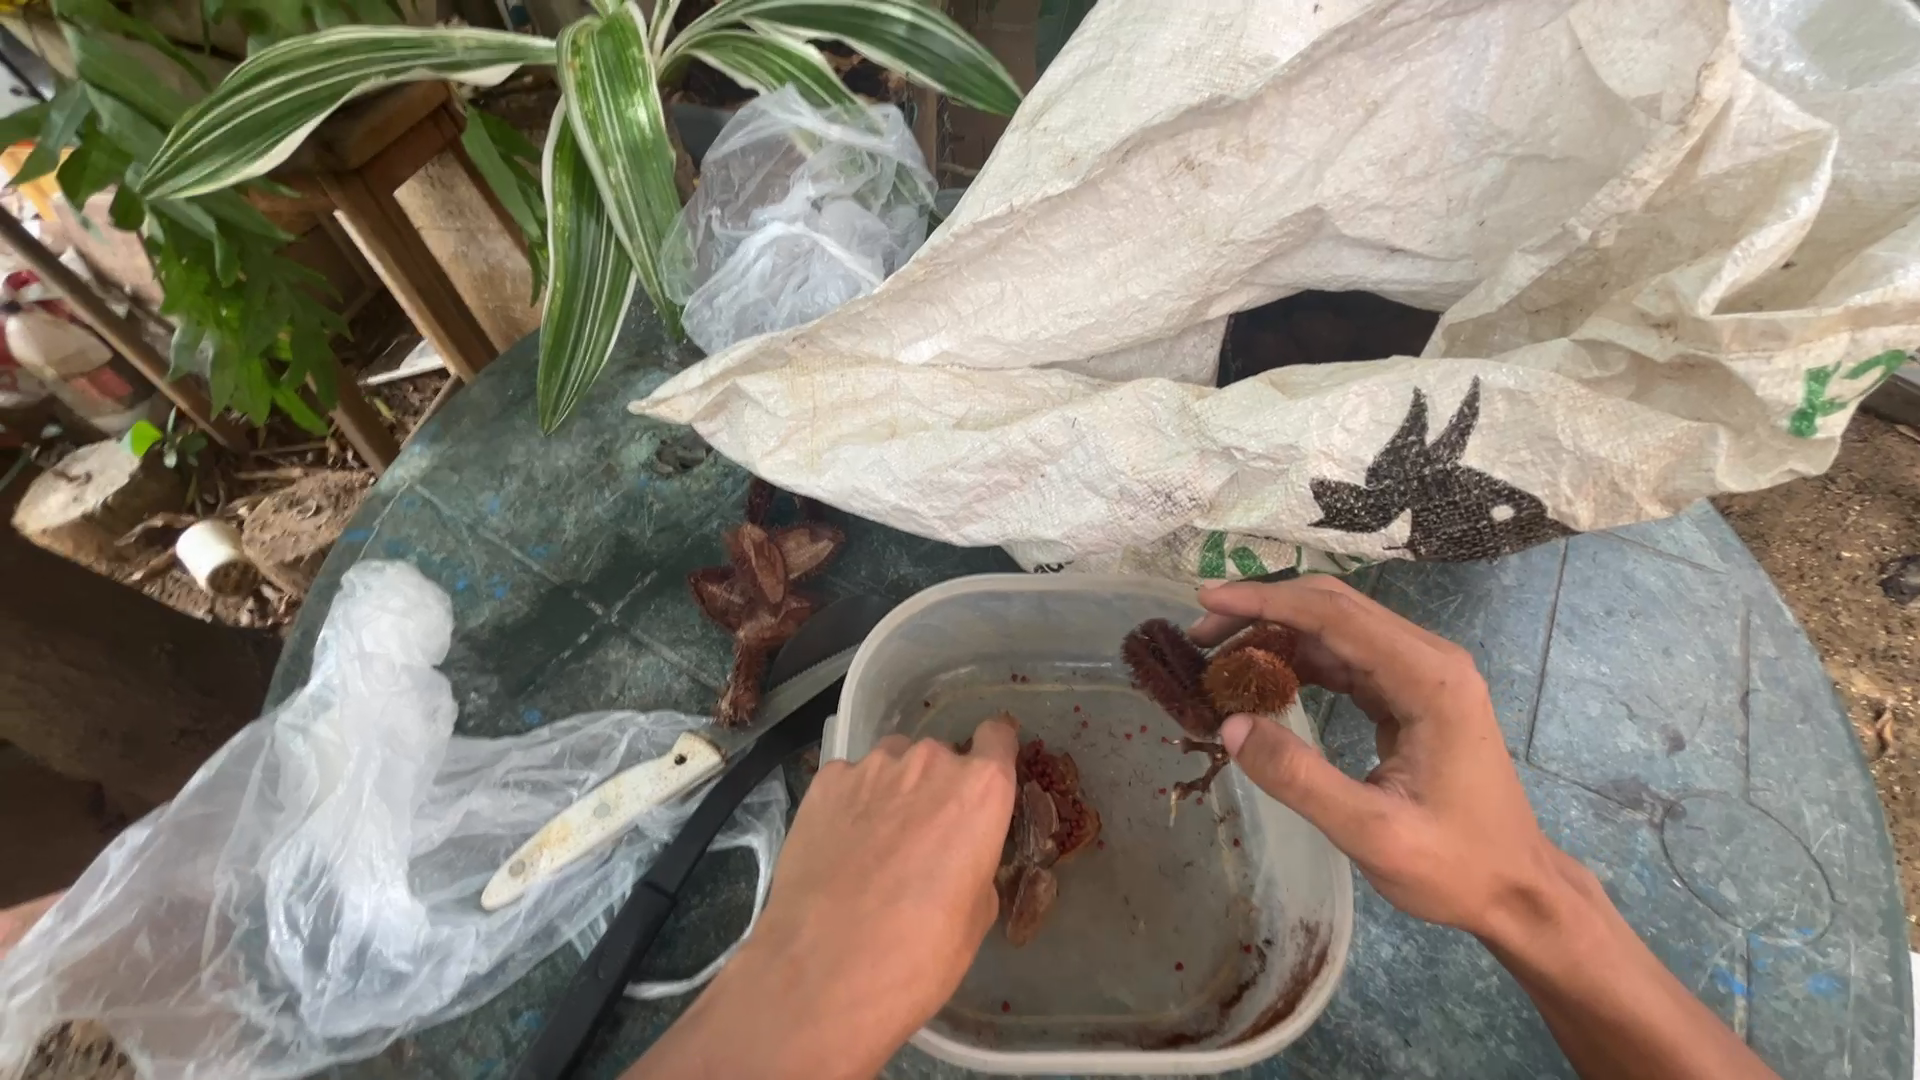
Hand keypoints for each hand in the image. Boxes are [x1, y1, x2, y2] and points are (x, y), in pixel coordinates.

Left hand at [627, 715, 1017, 1079]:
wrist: (823, 972)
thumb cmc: (919, 953)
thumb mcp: (977, 913)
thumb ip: (976, 859)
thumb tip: (959, 853)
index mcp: (980, 789)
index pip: (999, 735)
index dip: (994, 753)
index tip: (985, 775)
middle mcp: (930, 762)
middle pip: (941, 757)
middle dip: (937, 788)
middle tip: (922, 837)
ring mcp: (873, 767)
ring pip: (894, 763)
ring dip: (893, 790)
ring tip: (875, 842)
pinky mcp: (826, 781)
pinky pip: (850, 780)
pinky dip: (851, 802)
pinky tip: (839, 845)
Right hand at [1195, 578, 1779, 1079]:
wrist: (1520, 891)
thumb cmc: (1456, 866)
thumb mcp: (1371, 834)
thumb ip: (1299, 778)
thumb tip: (1230, 724)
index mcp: (1428, 678)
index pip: (1333, 614)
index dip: (1264, 601)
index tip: (1205, 600)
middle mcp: (1427, 658)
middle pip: (1331, 605)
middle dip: (1260, 609)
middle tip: (1201, 633)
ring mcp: (1419, 670)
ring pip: (1332, 624)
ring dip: (1273, 630)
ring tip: (1219, 655)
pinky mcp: (1406, 688)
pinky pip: (1340, 653)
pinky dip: (1294, 655)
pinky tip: (1261, 678)